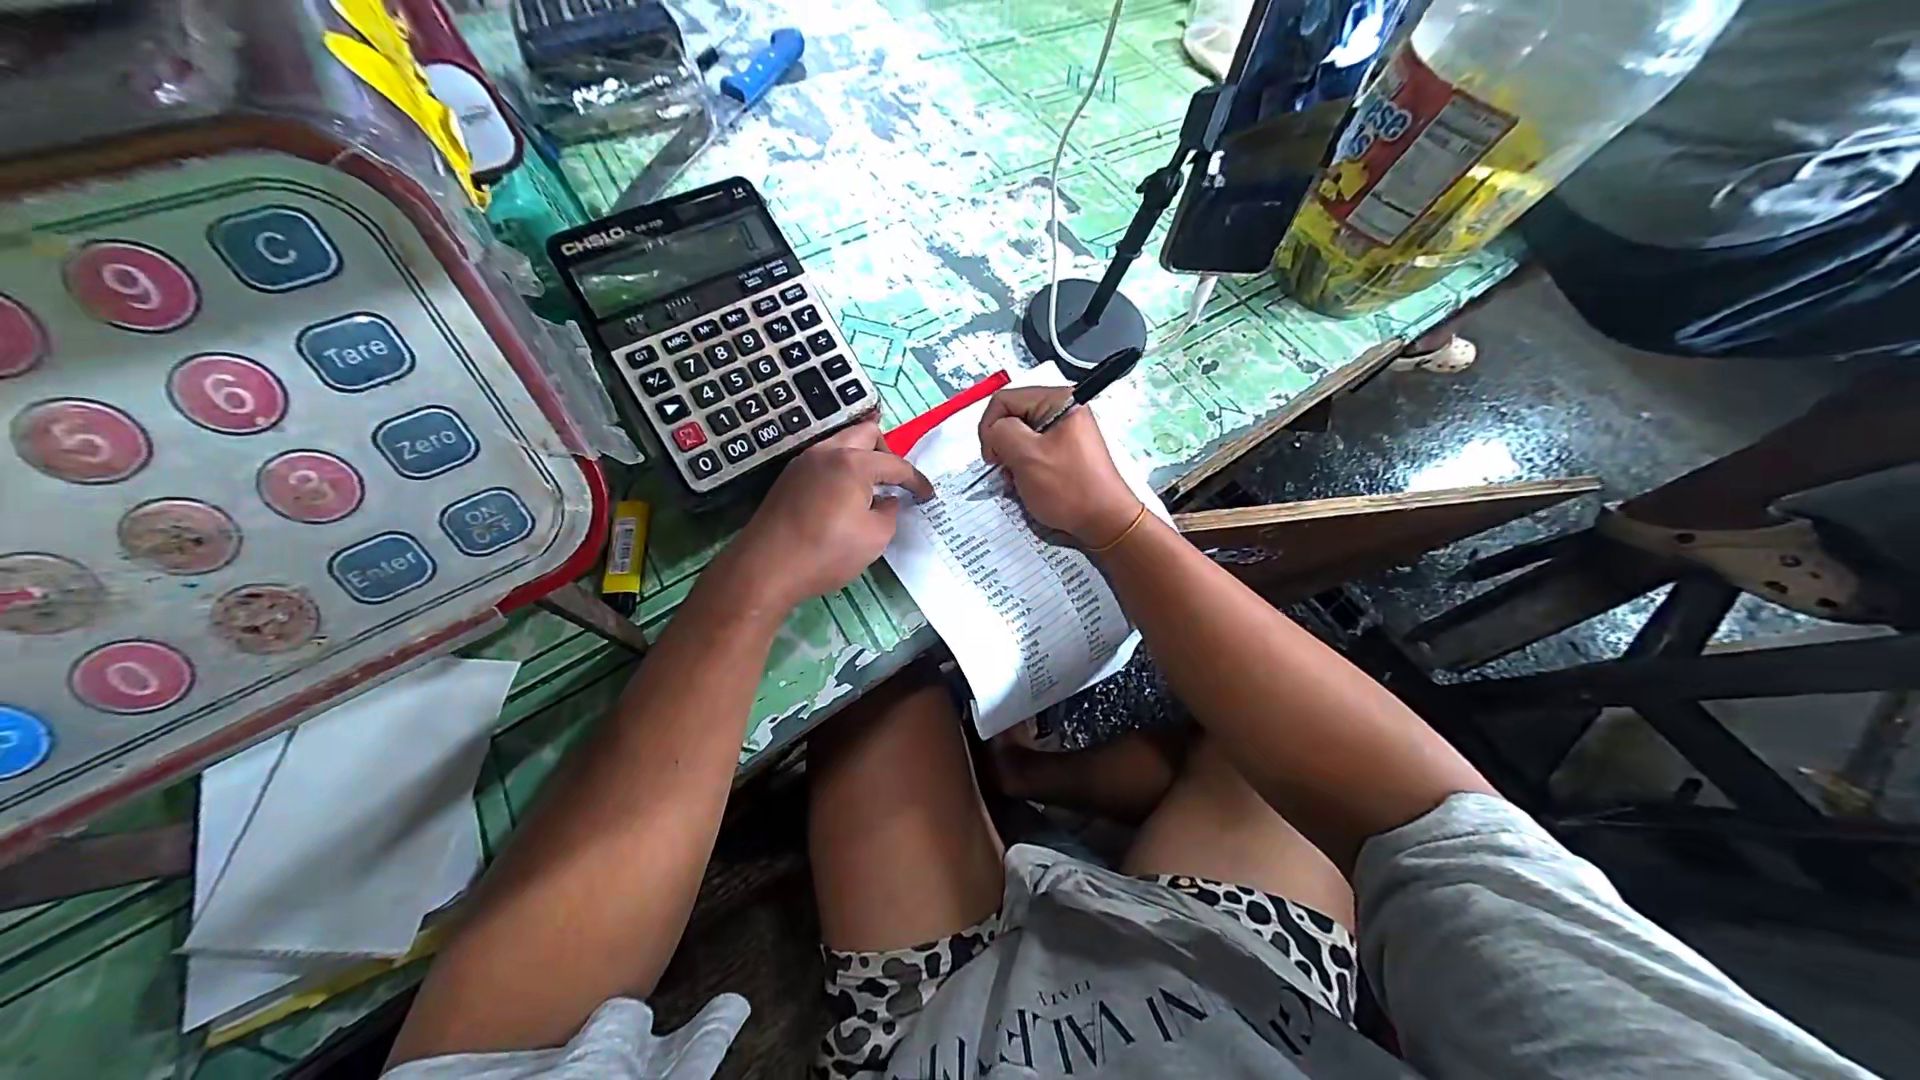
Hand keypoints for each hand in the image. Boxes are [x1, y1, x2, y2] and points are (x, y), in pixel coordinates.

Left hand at [728, 420, 932, 608]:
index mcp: (853, 463)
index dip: (916, 480)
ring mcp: (804, 462)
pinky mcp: (789, 478)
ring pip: (842, 443)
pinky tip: (845, 496)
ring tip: (871, 487)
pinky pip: (824, 460)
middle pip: (866, 433)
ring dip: (862, 457)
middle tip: (896, 480)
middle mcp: (827, 452)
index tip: (927, 494)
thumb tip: (886, 501)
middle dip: (888, 451)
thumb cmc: (826, 552)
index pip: (896, 464)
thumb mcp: (875, 538)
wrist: (766, 568)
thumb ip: (889, 513)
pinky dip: (842, 468)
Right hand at [978, 387, 1140, 547]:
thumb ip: (1000, 432)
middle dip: (1003, 445)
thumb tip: (992, 430)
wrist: (1104, 521)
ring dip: (1012, 459)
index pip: (1004, 400)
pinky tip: (1028, 483)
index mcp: (1059, 400)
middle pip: (1012, 417)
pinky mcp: (1065, 450)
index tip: (992, 456)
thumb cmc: (1070, 490)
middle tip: (1006, 470)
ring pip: (1020, 436)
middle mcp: (1063, 410)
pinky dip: (1024, 467)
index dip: (990, 427)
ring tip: (1020, 481)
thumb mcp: (1026, 456)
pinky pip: (1033, 450)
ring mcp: (1065, 431)